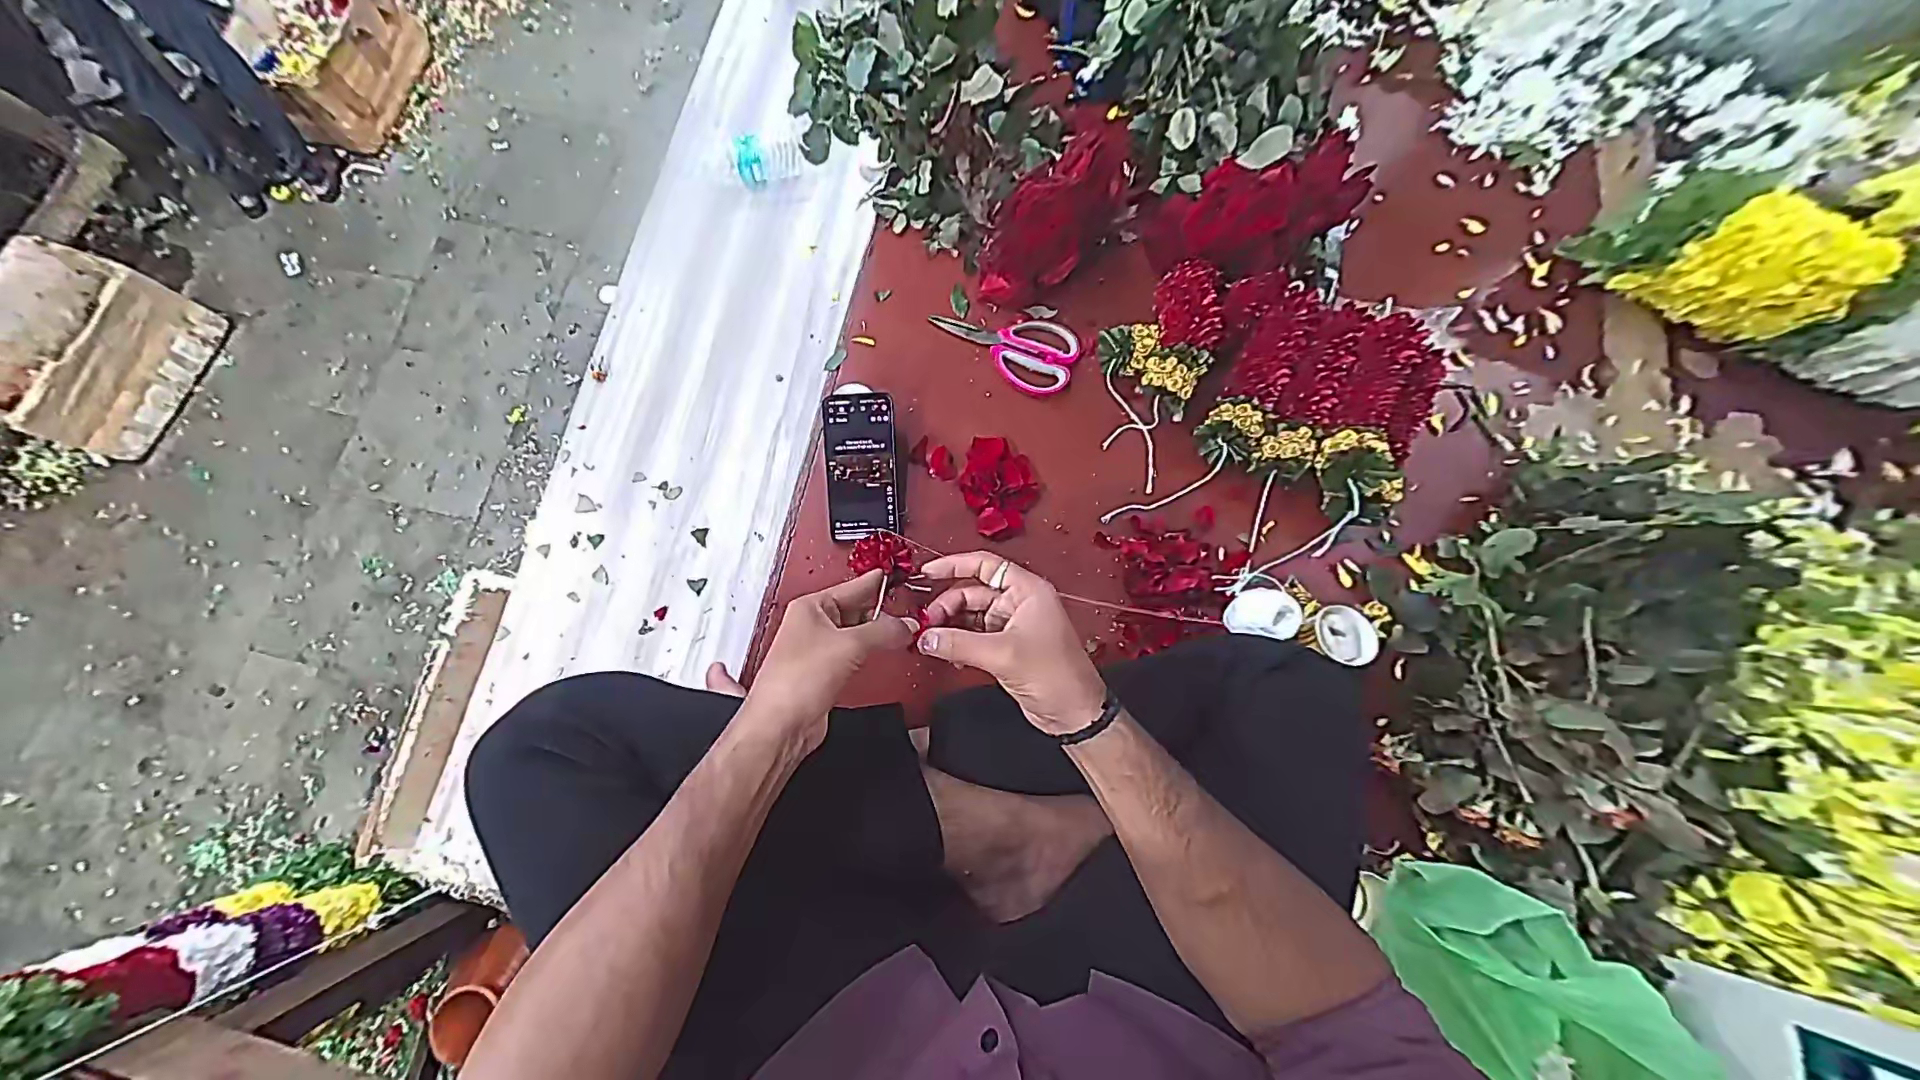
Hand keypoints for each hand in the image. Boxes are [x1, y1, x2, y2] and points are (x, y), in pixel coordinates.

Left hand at [744, 569, 916, 749]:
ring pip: (856, 633)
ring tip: (902, 629)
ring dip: (877, 633)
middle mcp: (812, 626)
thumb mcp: (850, 644)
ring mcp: (817, 650)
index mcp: (810, 607)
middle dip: (881, 610)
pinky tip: (883, 652)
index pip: (852, 586)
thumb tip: (905, 625)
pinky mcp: (824, 673)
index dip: (876, 582)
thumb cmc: (794, 682)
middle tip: (908, 607)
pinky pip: (854, 654)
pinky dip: (870, 652)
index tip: (895, 575)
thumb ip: (883, 631)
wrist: (781, 726)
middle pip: (856, 610)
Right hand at [916, 552, 1106, 735]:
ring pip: (971, 615)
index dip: (954, 565)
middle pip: (973, 591)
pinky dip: (959, 642)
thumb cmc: (1057, 676)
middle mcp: (1020, 603)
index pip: (985, 565)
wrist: (1074, 712)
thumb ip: (960, 643)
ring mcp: (1013, 625)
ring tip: (931, 638)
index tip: (928, 573)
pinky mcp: (1007, 646)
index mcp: (1027, 591)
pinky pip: (975, 636)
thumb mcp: (1003, 654)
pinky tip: (947, 652)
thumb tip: (928, 637)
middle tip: (927, 622)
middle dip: (948, 604)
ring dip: (950, 625)